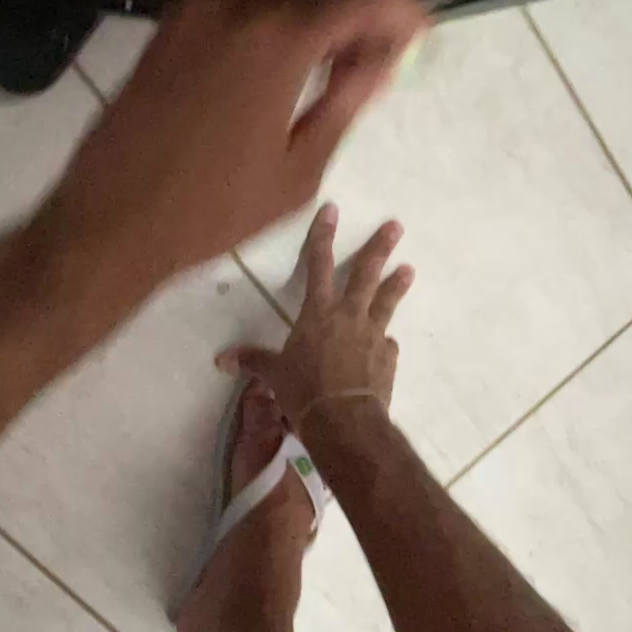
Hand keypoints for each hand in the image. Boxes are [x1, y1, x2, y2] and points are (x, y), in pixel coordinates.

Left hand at [36, 0, 427, 284]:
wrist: (108, 222)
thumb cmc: (209, 212)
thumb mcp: (297, 171)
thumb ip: (346, 102)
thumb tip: (381, 60)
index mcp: (279, 35)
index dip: (403, 9)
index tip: (415, 38)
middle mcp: (236, 1)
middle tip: (369, 54)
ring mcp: (193, 8)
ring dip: (314, 6)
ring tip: (323, 68)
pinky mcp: (167, 27)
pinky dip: (270, 16)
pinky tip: (274, 67)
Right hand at [219, 204, 412, 427]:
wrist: (344, 421)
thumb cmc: (303, 391)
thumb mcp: (274, 375)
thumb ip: (253, 362)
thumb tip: (221, 360)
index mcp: (317, 313)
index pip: (317, 265)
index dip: (323, 236)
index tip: (333, 211)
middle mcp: (348, 316)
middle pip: (366, 274)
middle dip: (379, 248)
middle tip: (396, 226)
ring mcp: (373, 335)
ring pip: (386, 301)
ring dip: (397, 284)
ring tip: (409, 268)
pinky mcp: (387, 357)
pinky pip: (386, 343)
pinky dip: (383, 341)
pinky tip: (385, 344)